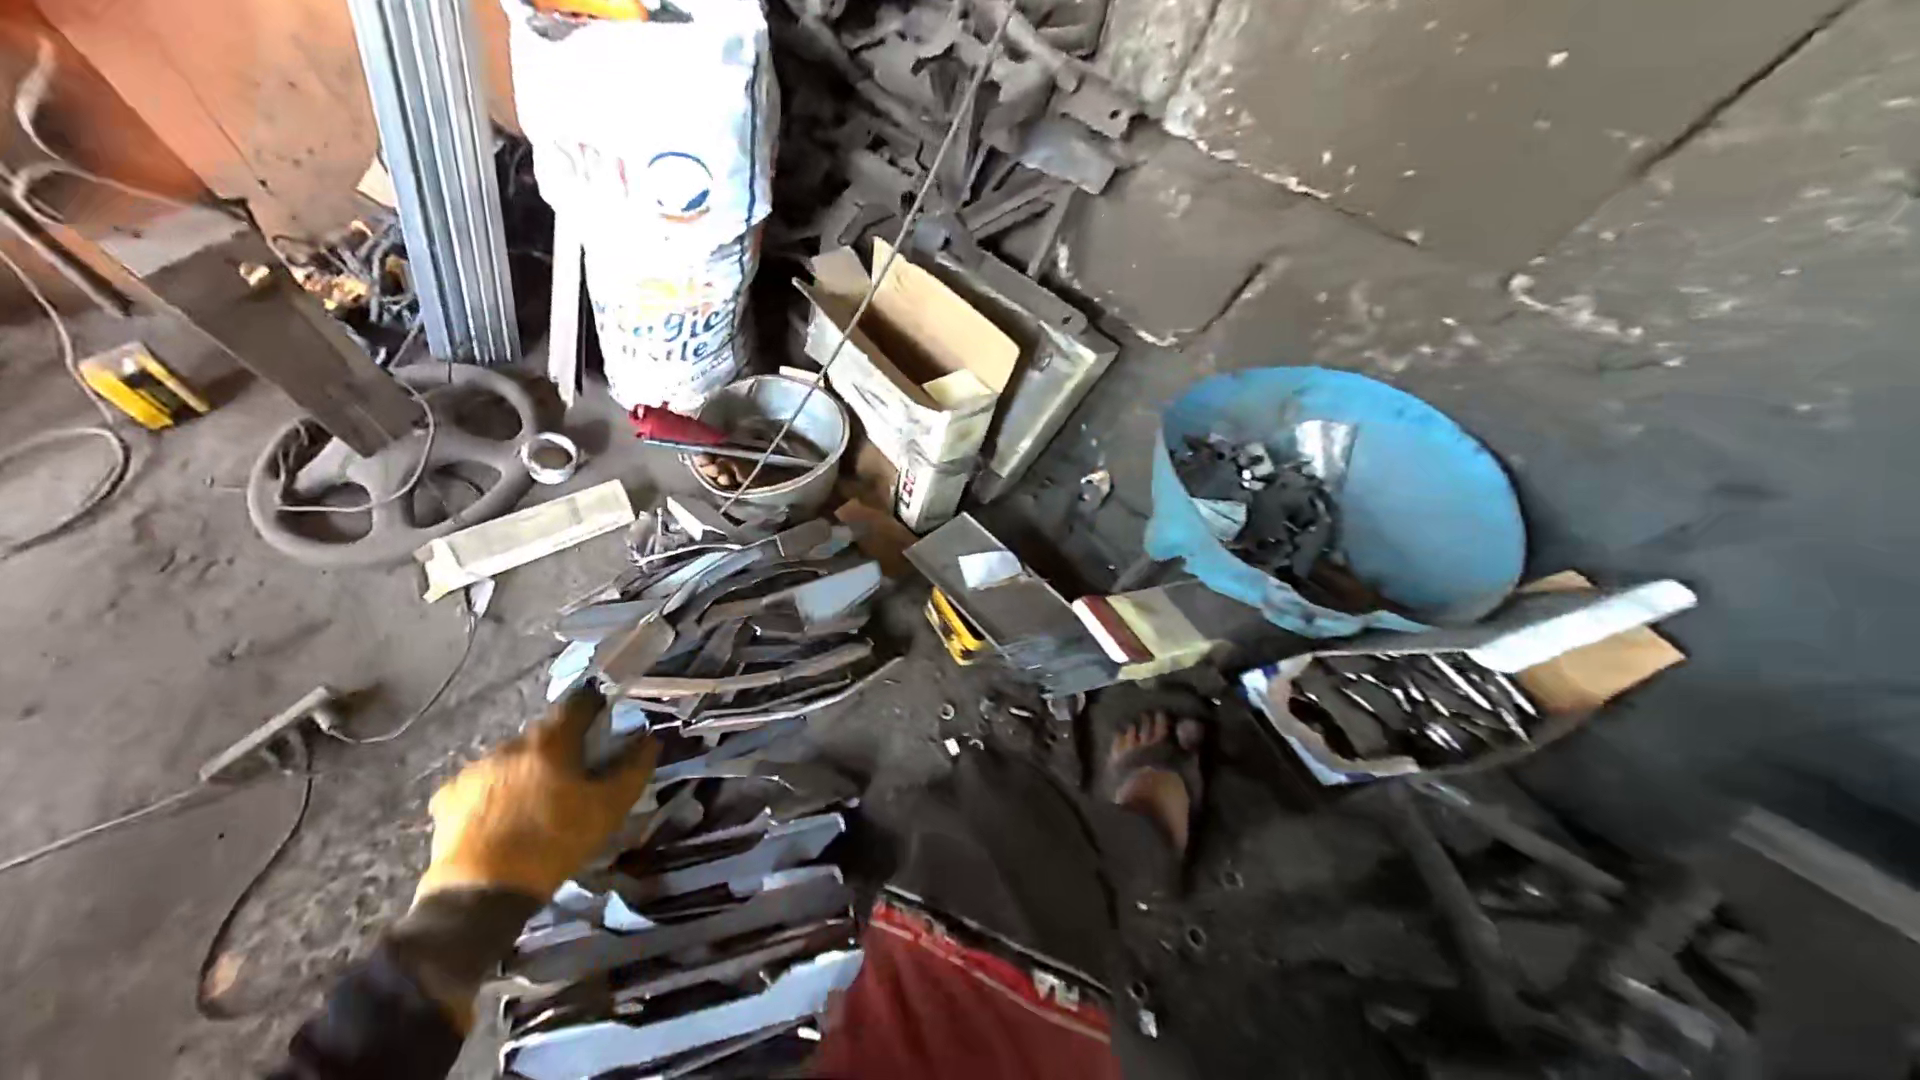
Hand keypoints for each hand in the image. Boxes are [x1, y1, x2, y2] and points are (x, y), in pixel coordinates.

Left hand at [415, 688, 657, 903]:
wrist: (482, 893)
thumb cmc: (555, 842)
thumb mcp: (610, 808)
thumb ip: (634, 767)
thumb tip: (650, 739)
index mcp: (551, 740)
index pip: (579, 702)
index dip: (596, 707)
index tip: (605, 722)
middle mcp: (510, 744)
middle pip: (544, 733)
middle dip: (561, 747)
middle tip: (574, 776)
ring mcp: (475, 769)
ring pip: (512, 757)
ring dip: (527, 769)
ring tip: (537, 801)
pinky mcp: (448, 796)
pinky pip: (482, 782)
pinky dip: (495, 790)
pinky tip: (503, 815)